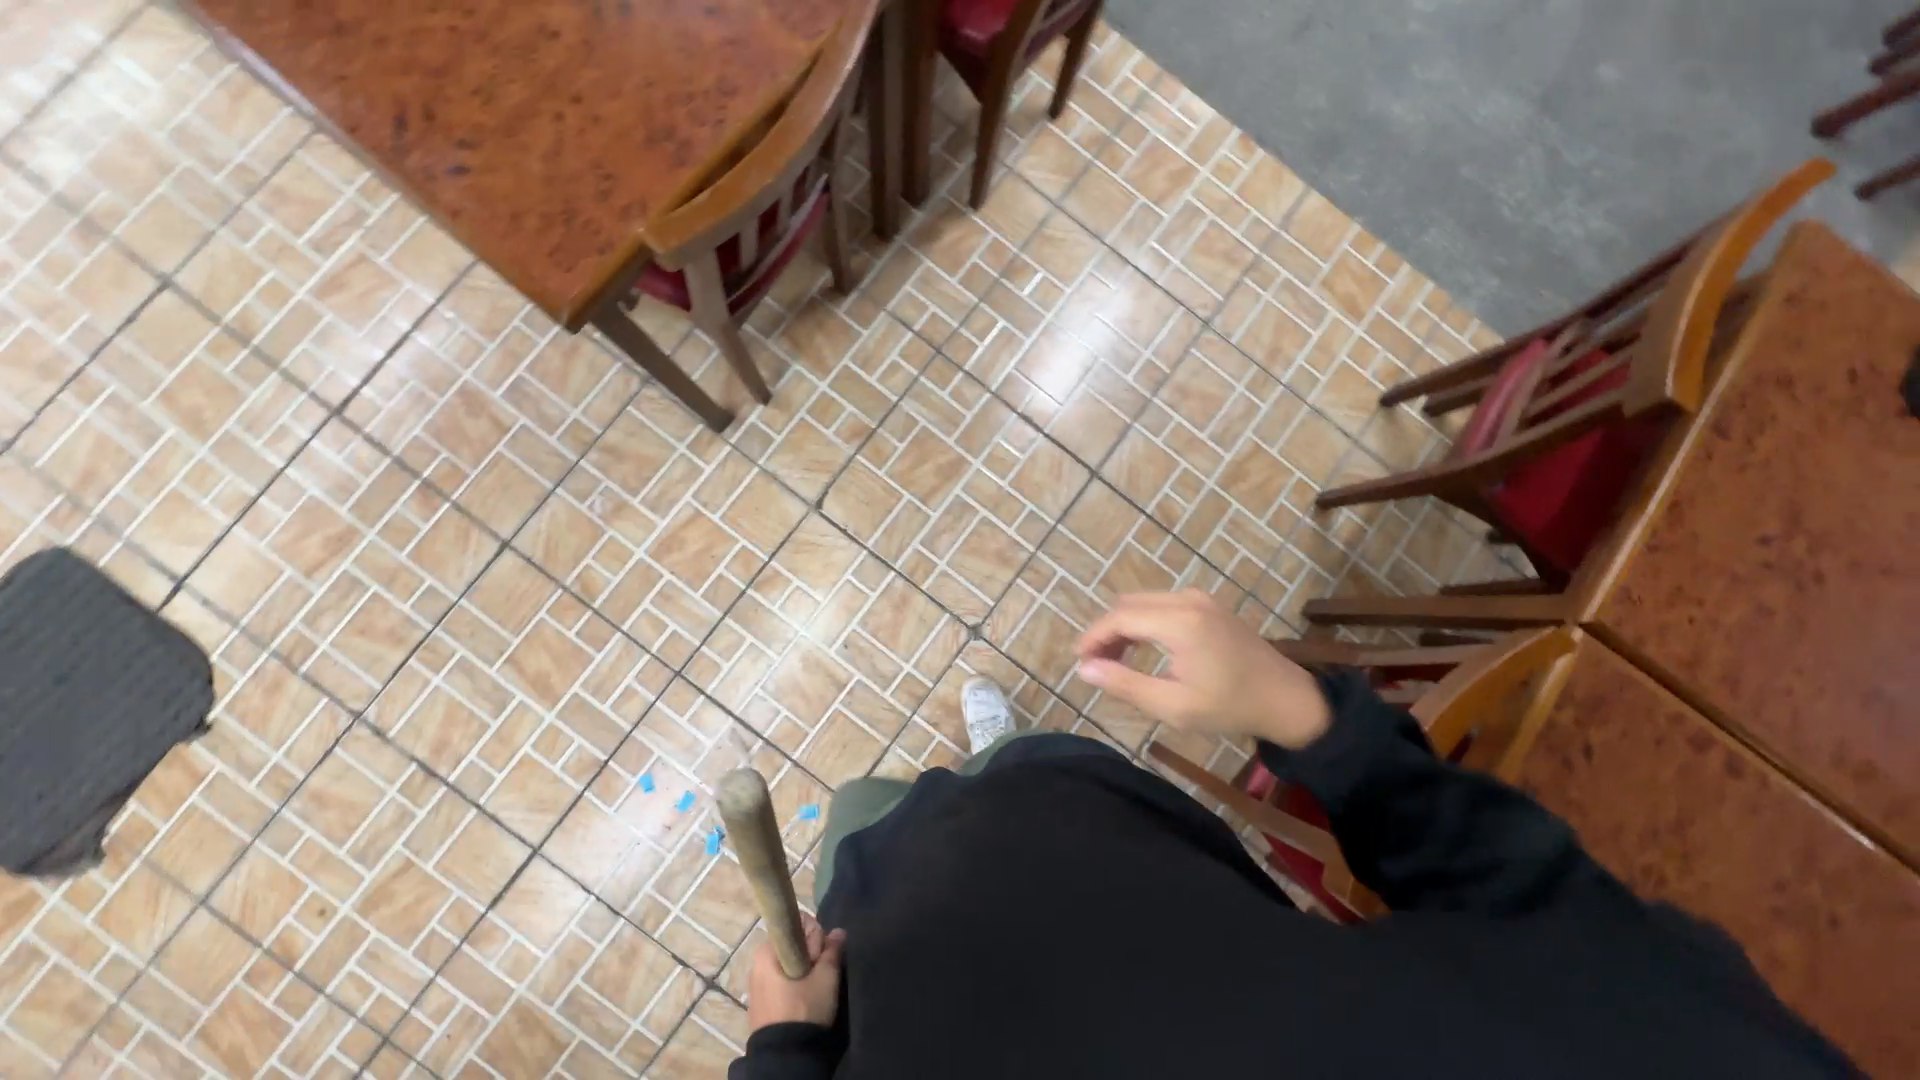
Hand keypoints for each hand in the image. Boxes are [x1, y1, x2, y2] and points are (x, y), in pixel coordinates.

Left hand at [747, 915, 846, 1032]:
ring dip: (805, 969)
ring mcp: (757, 981)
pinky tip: (804, 998)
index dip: (816, 937)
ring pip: (790, 961)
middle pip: (795, 942)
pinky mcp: (761, 999)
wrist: (784, 1056)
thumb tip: (839, 931)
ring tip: (814, 988)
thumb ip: (832, 950)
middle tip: (820, 974)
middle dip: (812, 953)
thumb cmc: (803, 1009)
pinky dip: (795, 982)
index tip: (821, 957)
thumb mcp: (825, 978)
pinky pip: (782, 978)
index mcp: (767, 949)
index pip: (798, 924)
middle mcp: (758, 961)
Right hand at [1074, 590, 1332, 747]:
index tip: (1077, 662)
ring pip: (1144, 603)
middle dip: (1106, 631)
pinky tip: (1141, 650)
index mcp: (1180, 622)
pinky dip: (1143, 622)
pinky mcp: (1208, 605)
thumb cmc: (1230, 707)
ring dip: (1124, 626)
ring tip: (1114, 661)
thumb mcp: (1173, 706)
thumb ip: (1124, 684)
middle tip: (1094, 665)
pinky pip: (1162, 605)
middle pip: (1128, 604)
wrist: (1287, 700)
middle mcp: (1188, 600)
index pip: (1120, 618)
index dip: (1093, 637)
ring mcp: (1200, 599)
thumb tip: (1083, 669)